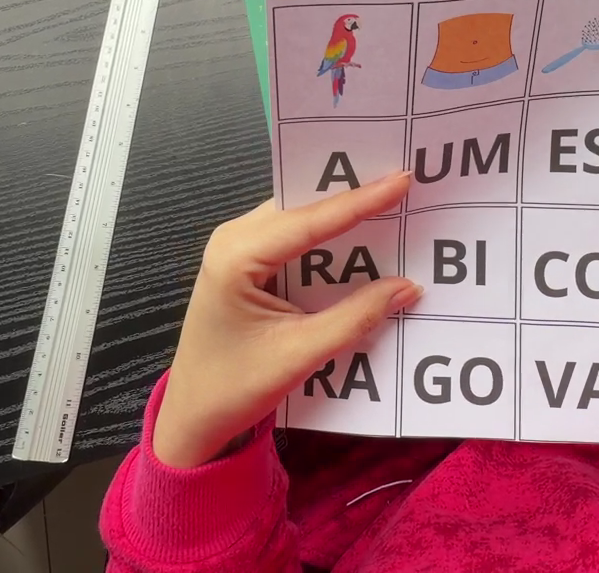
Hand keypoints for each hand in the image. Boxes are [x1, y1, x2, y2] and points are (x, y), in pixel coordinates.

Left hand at [153, 172, 421, 467]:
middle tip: (398, 178)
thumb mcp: (300, 354)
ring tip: (386, 196)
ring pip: (299, 215)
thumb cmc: (234, 388)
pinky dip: (326, 231)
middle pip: (303, 206)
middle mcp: (234, 238)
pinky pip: (293, 233)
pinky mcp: (247, 259)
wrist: (190, 419)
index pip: (311, 220)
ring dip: (340, 210)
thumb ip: (357, 317)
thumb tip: (408, 287)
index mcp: (238, 256)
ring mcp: (237, 245)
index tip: (401, 180)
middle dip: (350, 192)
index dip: (361, 200)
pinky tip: (357, 230)